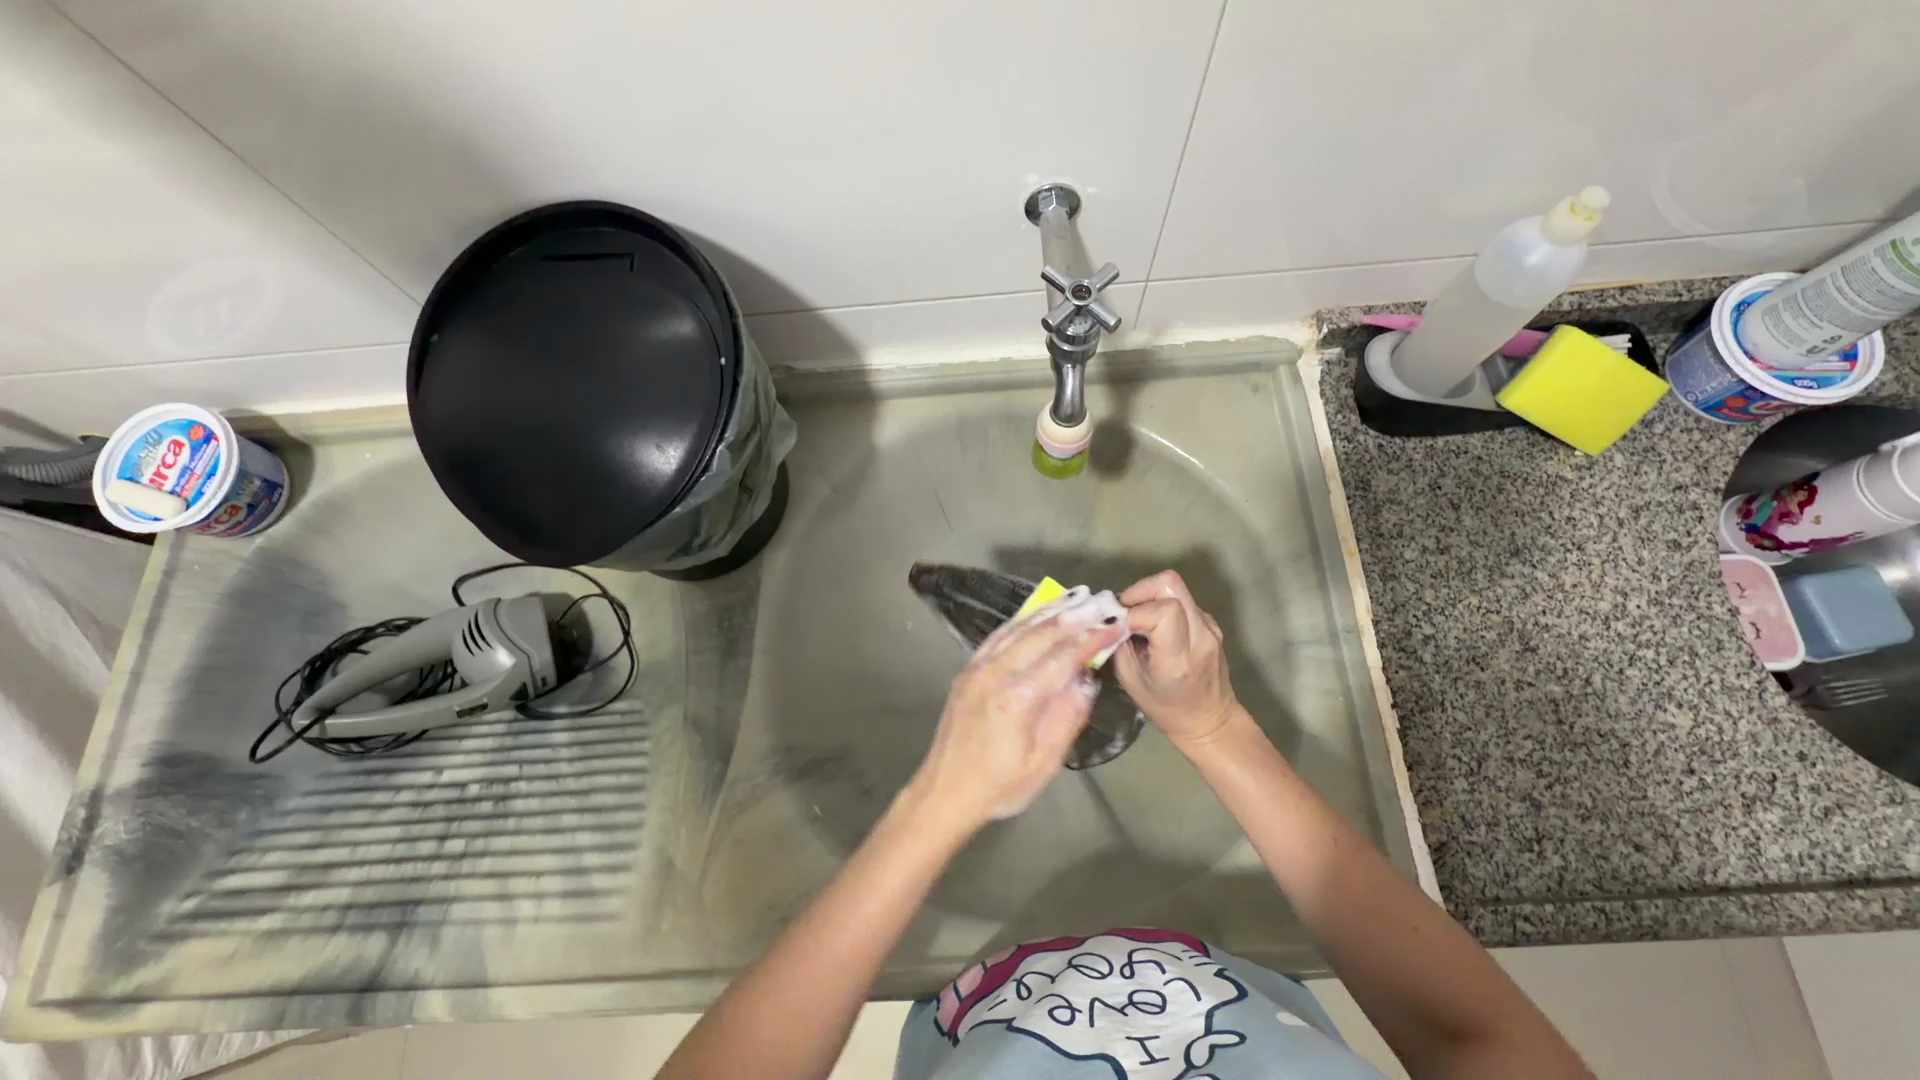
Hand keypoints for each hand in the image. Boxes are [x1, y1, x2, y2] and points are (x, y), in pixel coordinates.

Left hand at [905, 605, 1128, 830]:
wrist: (945, 791)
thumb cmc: (1000, 785)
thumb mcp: (1044, 762)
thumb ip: (1068, 716)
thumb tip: (1087, 678)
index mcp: (1019, 698)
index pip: (1064, 656)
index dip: (1093, 636)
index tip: (1117, 621)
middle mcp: (996, 673)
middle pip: (1042, 633)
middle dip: (1076, 614)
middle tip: (1103, 599)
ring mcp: (978, 668)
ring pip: (1019, 628)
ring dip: (1051, 610)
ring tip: (1077, 597)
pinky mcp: (968, 670)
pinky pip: (999, 635)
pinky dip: (1023, 620)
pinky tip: (1038, 613)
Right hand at [1113, 570, 1239, 748]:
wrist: (1210, 720)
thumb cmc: (1166, 708)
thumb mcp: (1131, 681)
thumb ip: (1119, 645)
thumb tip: (1109, 618)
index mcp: (1179, 658)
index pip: (1162, 611)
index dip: (1134, 612)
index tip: (1118, 625)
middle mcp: (1200, 636)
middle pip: (1170, 584)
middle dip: (1140, 590)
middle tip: (1124, 610)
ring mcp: (1209, 626)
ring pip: (1175, 587)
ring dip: (1149, 596)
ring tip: (1136, 619)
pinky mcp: (1210, 622)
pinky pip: (1181, 599)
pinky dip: (1161, 604)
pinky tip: (1153, 627)